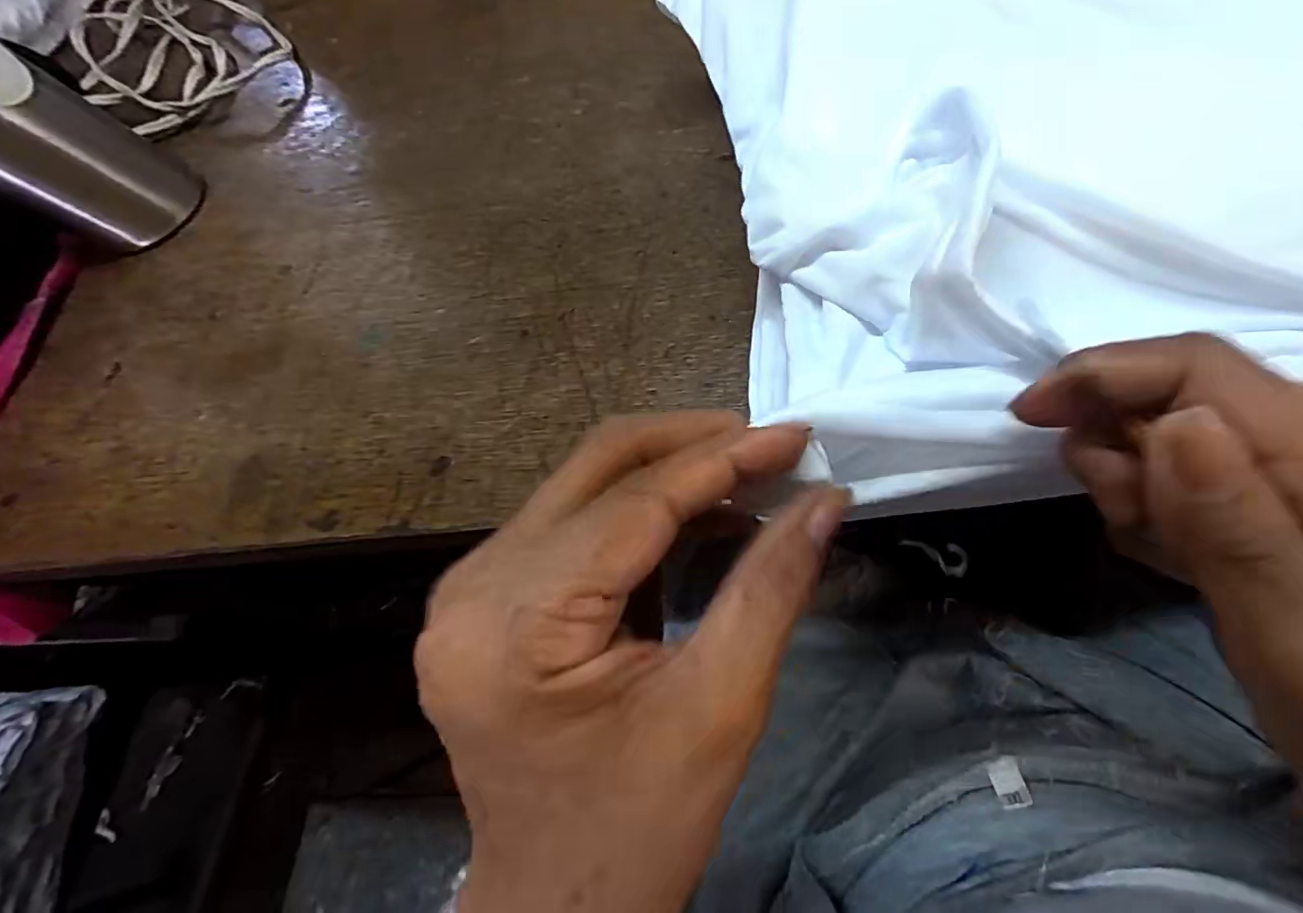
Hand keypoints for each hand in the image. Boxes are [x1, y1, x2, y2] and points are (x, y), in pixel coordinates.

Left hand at [415, 413, 847, 912]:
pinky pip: (586, 515)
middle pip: (601, 465)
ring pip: (593, 479)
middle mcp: (476, 586)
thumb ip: (773, 587)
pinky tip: (712, 517)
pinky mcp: (499, 595)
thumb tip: (826, 501)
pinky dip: (657, 503)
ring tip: (757, 479)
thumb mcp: (722, 703)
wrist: (560, 905)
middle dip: (699, 444)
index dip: (728, 458)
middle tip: (777, 449)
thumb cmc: (640, 822)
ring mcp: (477, 587)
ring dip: (681, 469)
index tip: (796, 436)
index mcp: (517, 623)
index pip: (638, 501)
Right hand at [1012, 334, 1302, 878]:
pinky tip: (1161, 542)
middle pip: (1199, 395)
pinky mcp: (1295, 508)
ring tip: (1139, 535)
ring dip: (1137, 470)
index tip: (1035, 408)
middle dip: (1122, 429)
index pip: (1218, 376)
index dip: (1114, 374)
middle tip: (1105, 504)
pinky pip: (1203, 475)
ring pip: (1192, 432)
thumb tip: (1176, 424)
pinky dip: (1159, 497)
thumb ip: (1241, 536)